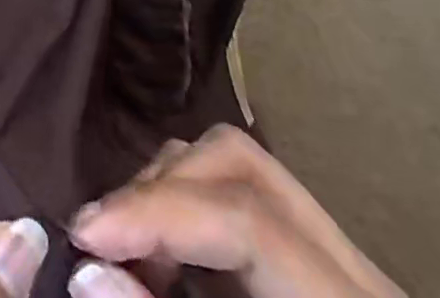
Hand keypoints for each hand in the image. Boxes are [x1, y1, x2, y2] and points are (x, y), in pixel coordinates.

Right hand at [66, 125, 405, 297]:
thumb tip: (88, 270)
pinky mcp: (317, 267)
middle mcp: (356, 275)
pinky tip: (162, 263)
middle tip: (105, 242)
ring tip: (129, 255)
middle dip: (158, 189)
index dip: (155, 214)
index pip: (251, 221)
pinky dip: (183, 215)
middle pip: (241, 164)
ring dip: (164, 195)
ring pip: (234, 167)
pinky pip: (235, 199)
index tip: (82, 235)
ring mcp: (340, 263)